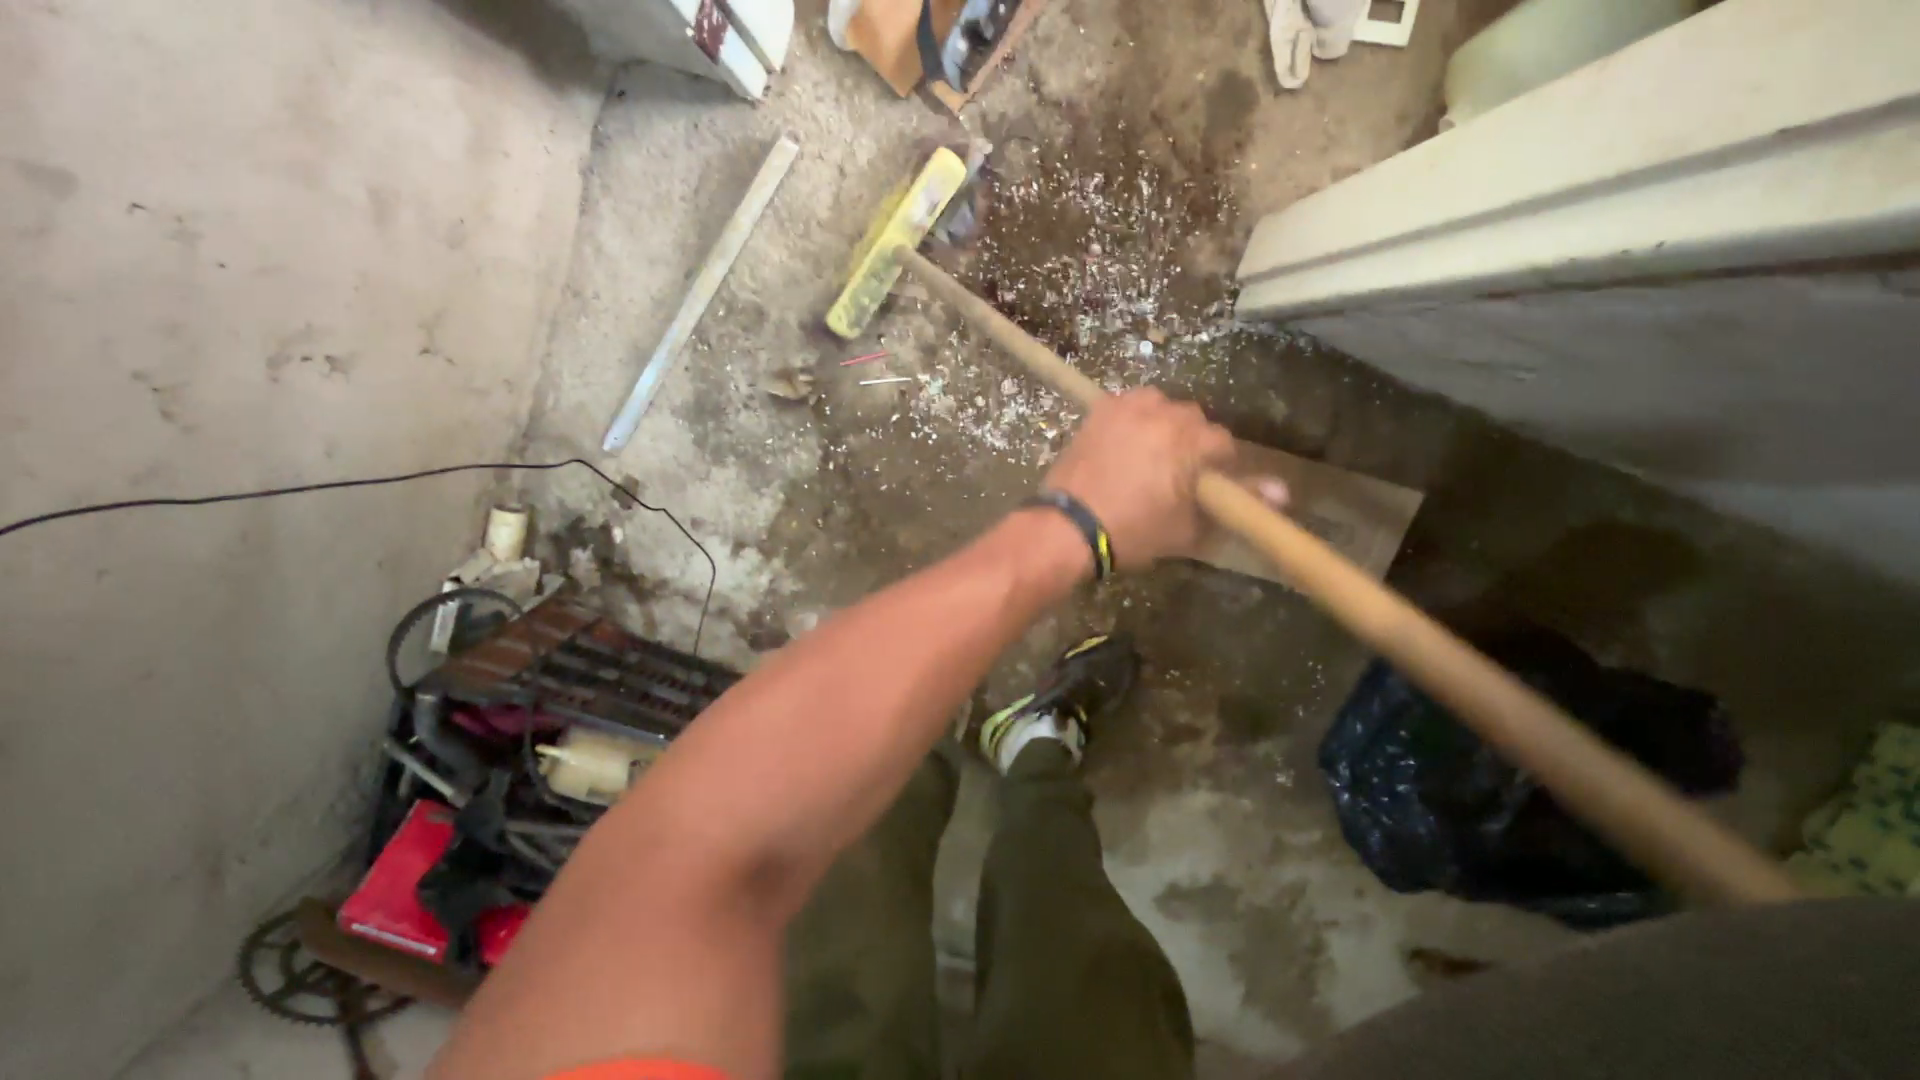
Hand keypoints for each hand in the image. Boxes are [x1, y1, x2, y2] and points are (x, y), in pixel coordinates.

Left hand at [1042, 388, 1283, 569]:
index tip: (1204, 488)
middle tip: (1174, 478)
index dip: (1218, 468)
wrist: (1068, 526)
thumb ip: (1236, 502)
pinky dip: (1133, 422)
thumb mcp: (1189, 525)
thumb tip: (1285, 492)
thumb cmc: (1133, 531)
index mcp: (1192, 439)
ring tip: (1147, 461)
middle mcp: (1165, 411)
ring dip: (1162, 428)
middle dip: (1190, 445)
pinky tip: (1122, 448)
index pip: (1224, 444)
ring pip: (1161, 408)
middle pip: (1193, 421)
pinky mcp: (1100, 409)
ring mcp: (1129, 406)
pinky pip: (1129, 407)